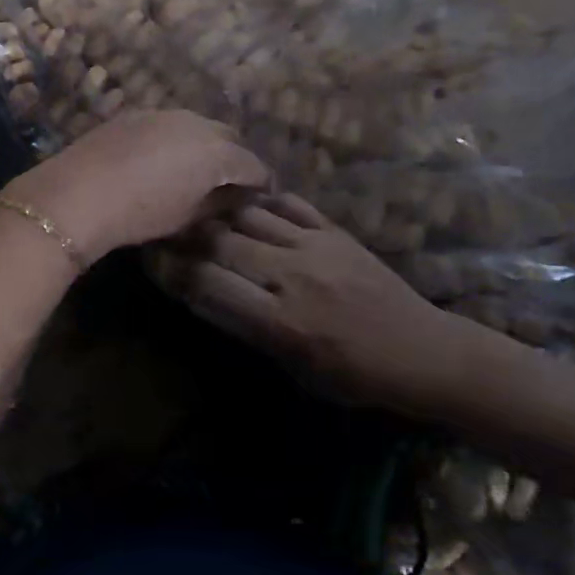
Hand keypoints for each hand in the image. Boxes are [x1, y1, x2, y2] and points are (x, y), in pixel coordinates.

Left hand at [0, 111, 269, 261]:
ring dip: (202, 144)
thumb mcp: (186, 217)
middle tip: (227, 182)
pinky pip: (165, 124)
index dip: (260, 184)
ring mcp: (161, 113)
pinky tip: (159, 158)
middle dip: (233, 157)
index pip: (253, 166)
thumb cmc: (139, 213)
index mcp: (218, 152)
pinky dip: (172, 139)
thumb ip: (217, 203)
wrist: (78, 193)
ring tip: (193, 169)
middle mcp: (195, 123)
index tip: (259, 198)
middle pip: (228, 138)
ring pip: (196, 126)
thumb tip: (234, 196)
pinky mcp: (131, 114)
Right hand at [169, 194, 468, 399]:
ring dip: (213, 211)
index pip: (207, 285)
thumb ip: (244, 325)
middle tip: (159, 226)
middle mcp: (294, 277)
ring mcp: (316, 247)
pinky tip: (240, 200)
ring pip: (247, 214)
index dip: (169, 270)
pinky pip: (286, 202)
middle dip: (181, 233)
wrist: (427, 354)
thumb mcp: (292, 367)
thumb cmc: (353, 375)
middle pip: (219, 241)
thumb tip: (198, 290)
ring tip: (192, 208)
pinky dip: (257, 198)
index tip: (147, 258)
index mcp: (283, 322)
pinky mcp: (335, 231)